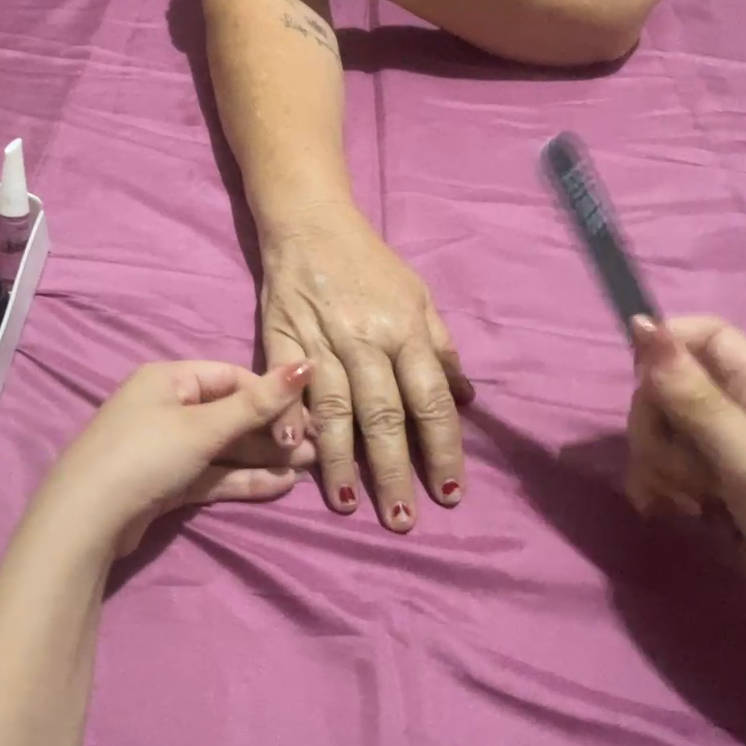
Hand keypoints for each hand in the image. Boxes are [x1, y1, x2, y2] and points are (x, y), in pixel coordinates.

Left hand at [38, 360, 318, 554]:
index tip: (304, 419)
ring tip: (306, 466)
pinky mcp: (168, 481)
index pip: (233, 378)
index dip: (271, 396)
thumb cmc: (146, 454)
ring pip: (225, 446)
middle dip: (271, 429)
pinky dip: (243, 478)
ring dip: (263, 456)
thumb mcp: (203, 426)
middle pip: (231, 412)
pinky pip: (213, 473)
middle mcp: (168, 406)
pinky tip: (279, 485)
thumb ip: (257, 403)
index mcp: (170, 378)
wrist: (87, 519)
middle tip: (313, 448)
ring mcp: (167, 446)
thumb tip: (306, 363)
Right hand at [261, 206, 472, 531]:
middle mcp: (367, 340)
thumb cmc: (370, 264)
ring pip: (334, 407)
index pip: (432, 401)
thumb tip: (466, 399)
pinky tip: (290, 450)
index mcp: (406, 331)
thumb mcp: (419, 297)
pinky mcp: (279, 335)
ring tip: (348, 504)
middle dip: (394, 471)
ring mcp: (320, 339)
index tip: (449, 495)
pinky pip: (284, 381)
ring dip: (340, 459)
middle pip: (384, 414)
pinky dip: (287, 415)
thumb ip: (441, 349)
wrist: (310, 224)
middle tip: (402, 521)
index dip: (443, 450)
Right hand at [625, 316, 745, 646]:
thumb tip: (641, 326)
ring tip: (682, 501)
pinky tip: (668, 513)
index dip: (666, 348)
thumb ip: (694, 399)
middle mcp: (745, 416)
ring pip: (660, 431)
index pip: (704, 336)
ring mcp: (728, 455)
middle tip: (677, 466)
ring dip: (654, 463)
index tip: (641, 386)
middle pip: (669, 386)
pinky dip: (655, 487)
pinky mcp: (714, 490)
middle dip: (654, 424)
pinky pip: (662, 468)